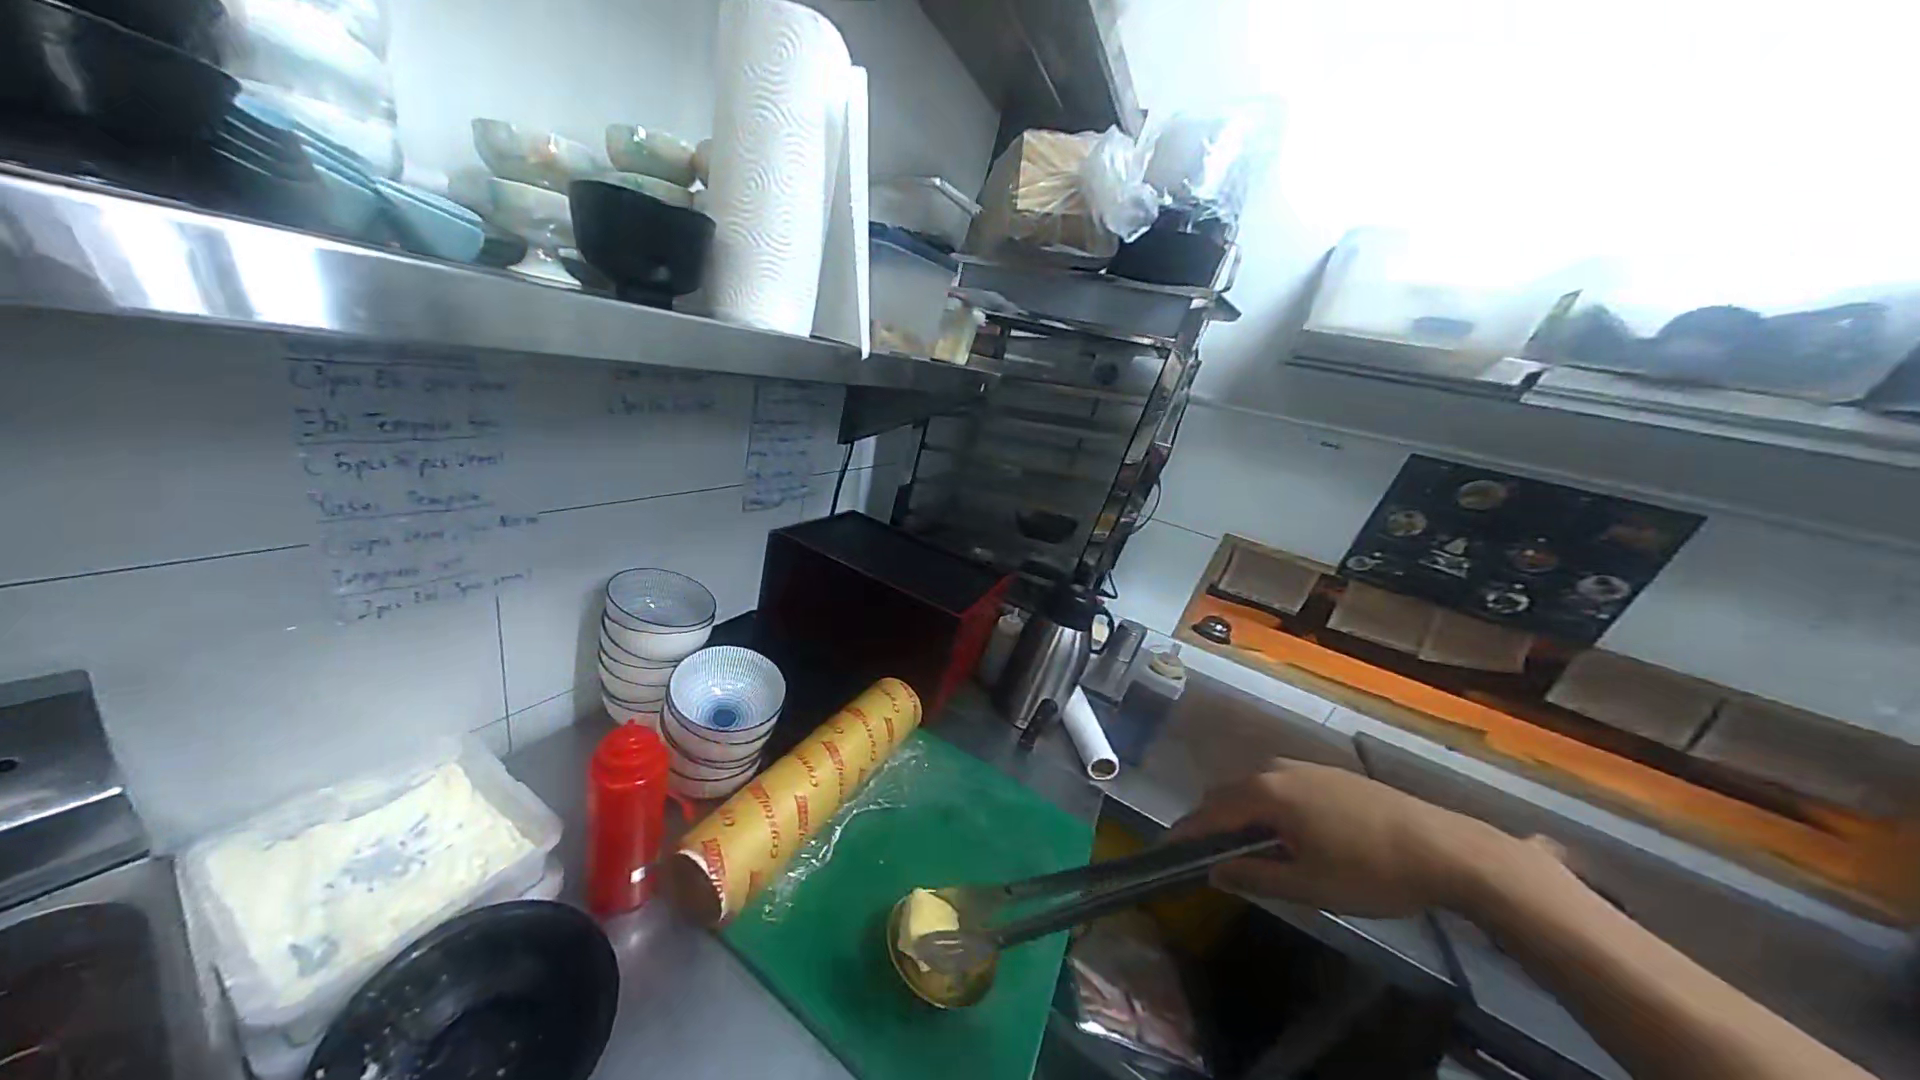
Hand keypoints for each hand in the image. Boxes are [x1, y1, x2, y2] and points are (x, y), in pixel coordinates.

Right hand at [1170, 760, 1518, 917]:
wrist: (1446, 848)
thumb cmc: (1371, 871)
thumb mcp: (1309, 885)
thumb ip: (1254, 877)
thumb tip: (1213, 872)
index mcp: (1266, 794)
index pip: (1210, 812)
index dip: (1186, 833)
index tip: (1166, 850)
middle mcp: (1277, 770)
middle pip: (1226, 793)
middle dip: (1210, 821)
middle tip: (1205, 855)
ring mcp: (1305, 767)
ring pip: (1253, 787)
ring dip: (1239, 813)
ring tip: (1244, 847)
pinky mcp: (1328, 773)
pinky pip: (1278, 785)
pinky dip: (1264, 805)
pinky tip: (1284, 832)